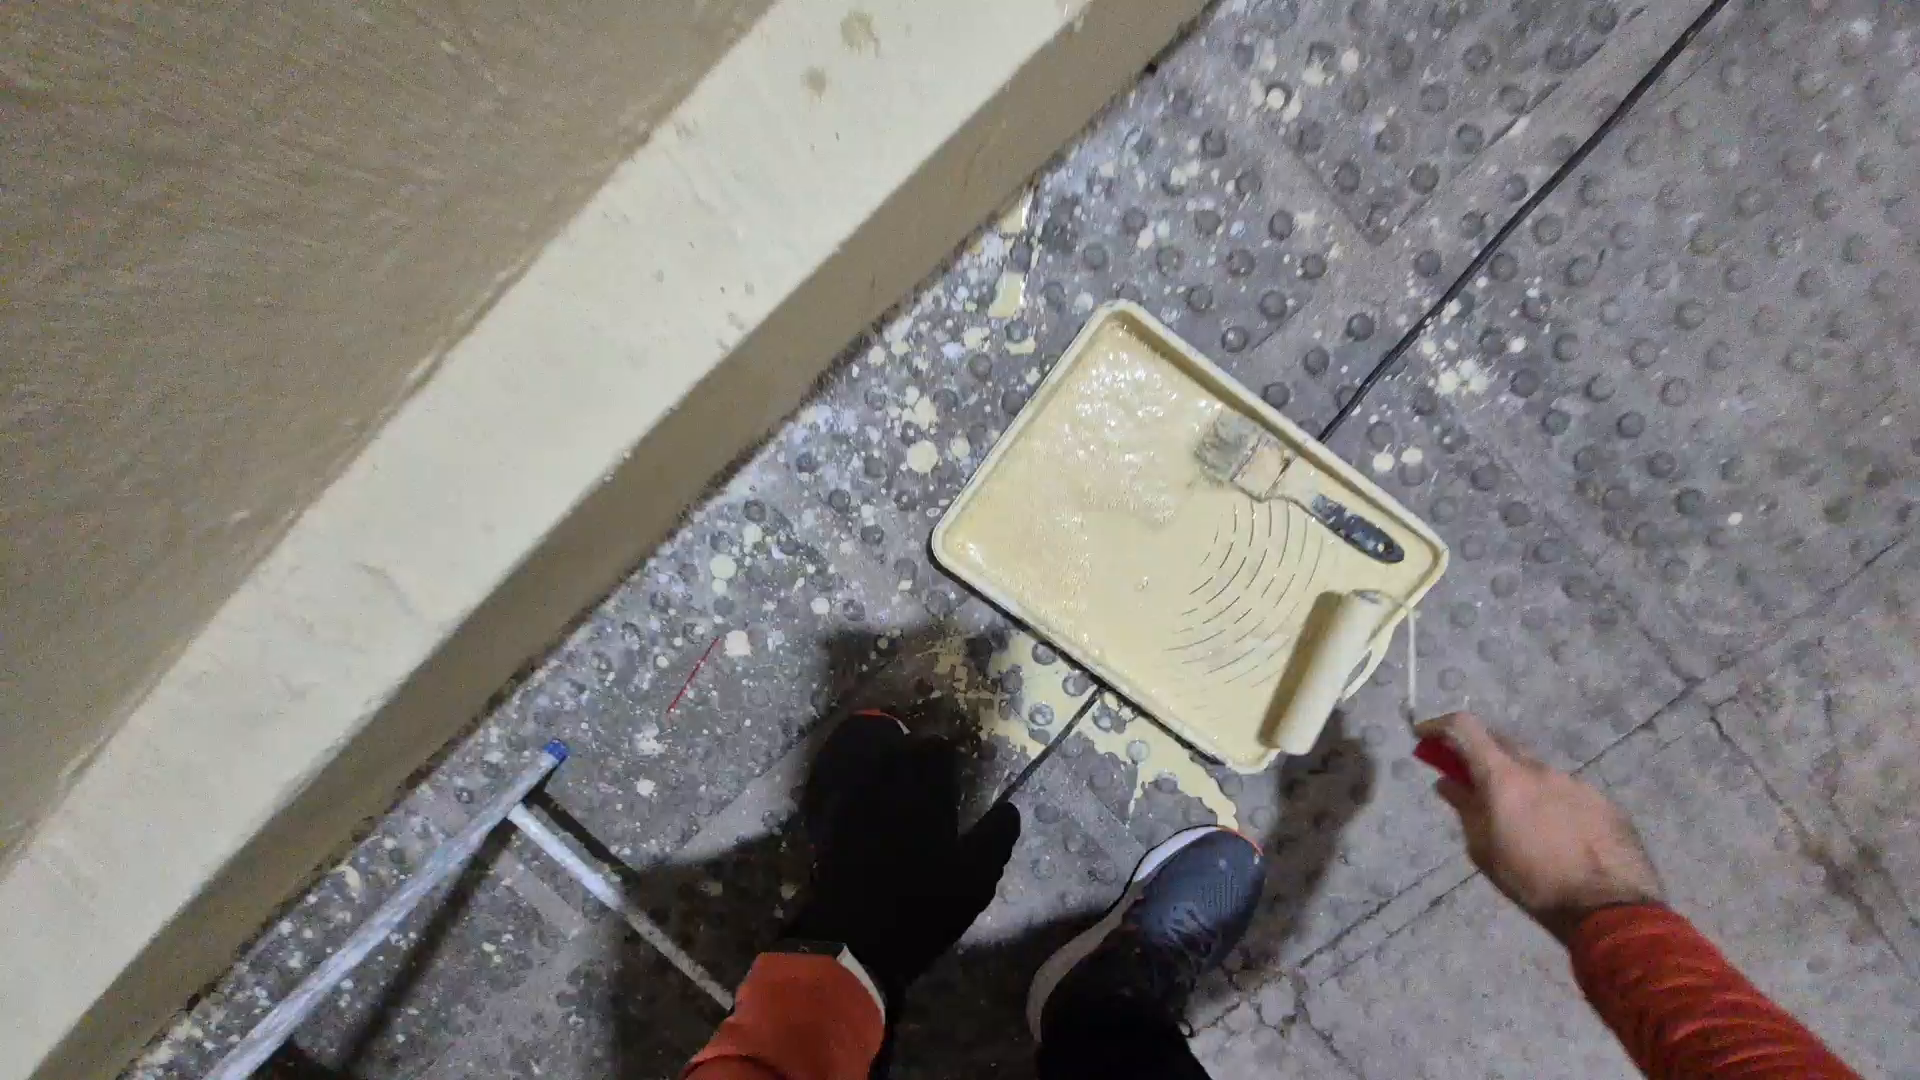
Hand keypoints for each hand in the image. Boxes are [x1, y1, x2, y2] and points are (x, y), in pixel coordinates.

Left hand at [789, 712, 1020, 1004]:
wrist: (851, 938)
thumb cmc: (921, 905)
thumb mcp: (976, 878)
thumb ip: (996, 836)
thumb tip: (1010, 808)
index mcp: (924, 784)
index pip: (938, 745)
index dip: (948, 760)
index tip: (953, 781)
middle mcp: (886, 774)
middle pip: (900, 744)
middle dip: (915, 758)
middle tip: (926, 788)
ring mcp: (851, 791)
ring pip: (870, 758)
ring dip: (884, 767)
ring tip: (895, 796)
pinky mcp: (828, 813)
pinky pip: (844, 781)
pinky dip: (857, 786)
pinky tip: (867, 813)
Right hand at [1416, 712, 1662, 942]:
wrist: (1612, 911)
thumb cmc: (1531, 879)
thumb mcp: (1482, 847)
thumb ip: (1464, 807)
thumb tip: (1448, 782)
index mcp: (1503, 775)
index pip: (1464, 727)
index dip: (1439, 726)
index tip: (1424, 736)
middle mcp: (1540, 769)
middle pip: (1501, 742)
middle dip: (1480, 753)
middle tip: (1471, 777)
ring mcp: (1577, 784)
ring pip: (1537, 770)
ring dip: (1519, 780)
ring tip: (1521, 816)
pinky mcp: (1606, 804)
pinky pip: (1567, 791)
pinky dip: (1551, 800)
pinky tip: (1557, 832)